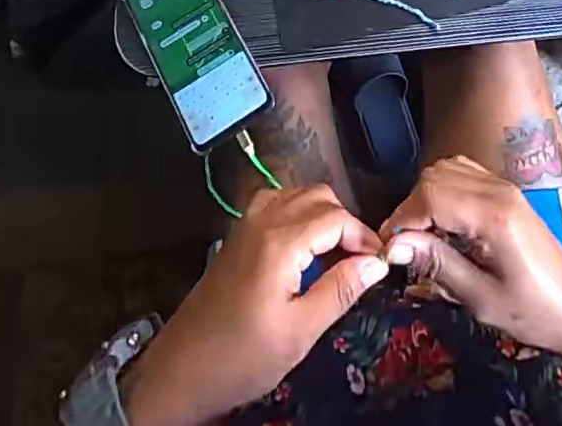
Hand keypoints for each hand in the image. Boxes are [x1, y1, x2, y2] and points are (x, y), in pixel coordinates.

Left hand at [122, 184, 390, 425]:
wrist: (183, 367)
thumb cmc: (243, 356)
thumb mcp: (299, 332)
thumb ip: (340, 290)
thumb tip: (376, 263)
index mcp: (280, 242)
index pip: (335, 217)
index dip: (363, 235)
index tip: (378, 263)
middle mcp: (264, 219)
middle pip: (319, 196)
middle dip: (345, 222)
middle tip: (358, 260)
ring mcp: (248, 221)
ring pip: (299, 193)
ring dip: (324, 214)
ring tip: (336, 255)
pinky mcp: (240, 231)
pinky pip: (279, 201)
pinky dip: (300, 211)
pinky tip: (304, 246)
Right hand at [383, 156, 561, 359]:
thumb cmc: (535, 312)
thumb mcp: (482, 298)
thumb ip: (437, 264)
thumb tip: (394, 245)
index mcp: (493, 215)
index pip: (430, 196)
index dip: (402, 219)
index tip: (388, 247)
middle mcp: (496, 189)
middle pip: (434, 177)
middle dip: (410, 208)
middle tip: (404, 245)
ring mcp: (501, 184)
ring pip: (444, 170)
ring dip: (424, 197)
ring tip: (423, 235)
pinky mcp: (503, 188)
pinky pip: (460, 172)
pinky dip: (441, 190)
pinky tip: (444, 221)